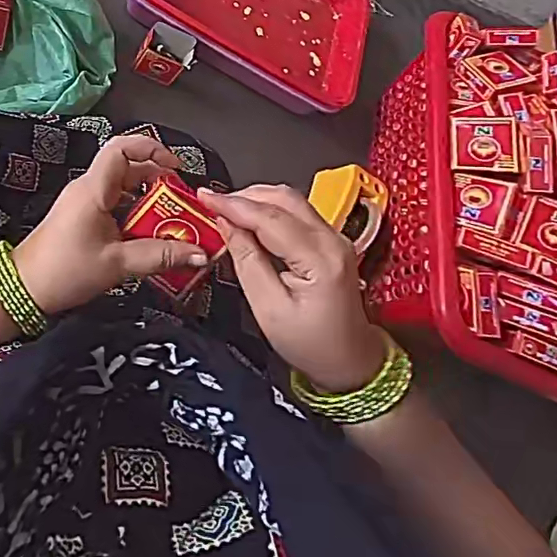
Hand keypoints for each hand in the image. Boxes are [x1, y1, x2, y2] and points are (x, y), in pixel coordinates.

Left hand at [12, 135, 210, 313]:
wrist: (24, 289)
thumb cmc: (63, 271)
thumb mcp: (118, 264)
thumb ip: (160, 256)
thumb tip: (196, 252)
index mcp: (93, 189)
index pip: (122, 148)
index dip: (151, 149)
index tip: (175, 167)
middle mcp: (89, 188)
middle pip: (129, 166)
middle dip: (159, 178)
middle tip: (181, 199)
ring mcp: (85, 200)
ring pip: (124, 185)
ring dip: (149, 197)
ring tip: (171, 218)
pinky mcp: (84, 214)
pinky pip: (117, 201)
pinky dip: (137, 210)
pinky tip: (150, 231)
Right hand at [201, 184, 389, 393]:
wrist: (351, 360)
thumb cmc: (312, 344)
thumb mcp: (268, 309)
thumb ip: (246, 261)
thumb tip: (227, 225)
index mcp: (320, 259)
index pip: (270, 217)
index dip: (233, 204)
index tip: (205, 197)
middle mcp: (332, 240)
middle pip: (283, 198)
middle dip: (243, 196)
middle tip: (212, 203)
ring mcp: (335, 237)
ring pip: (290, 199)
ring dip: (255, 199)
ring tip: (226, 210)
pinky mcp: (330, 239)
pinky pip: (296, 211)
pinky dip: (268, 209)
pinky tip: (249, 219)